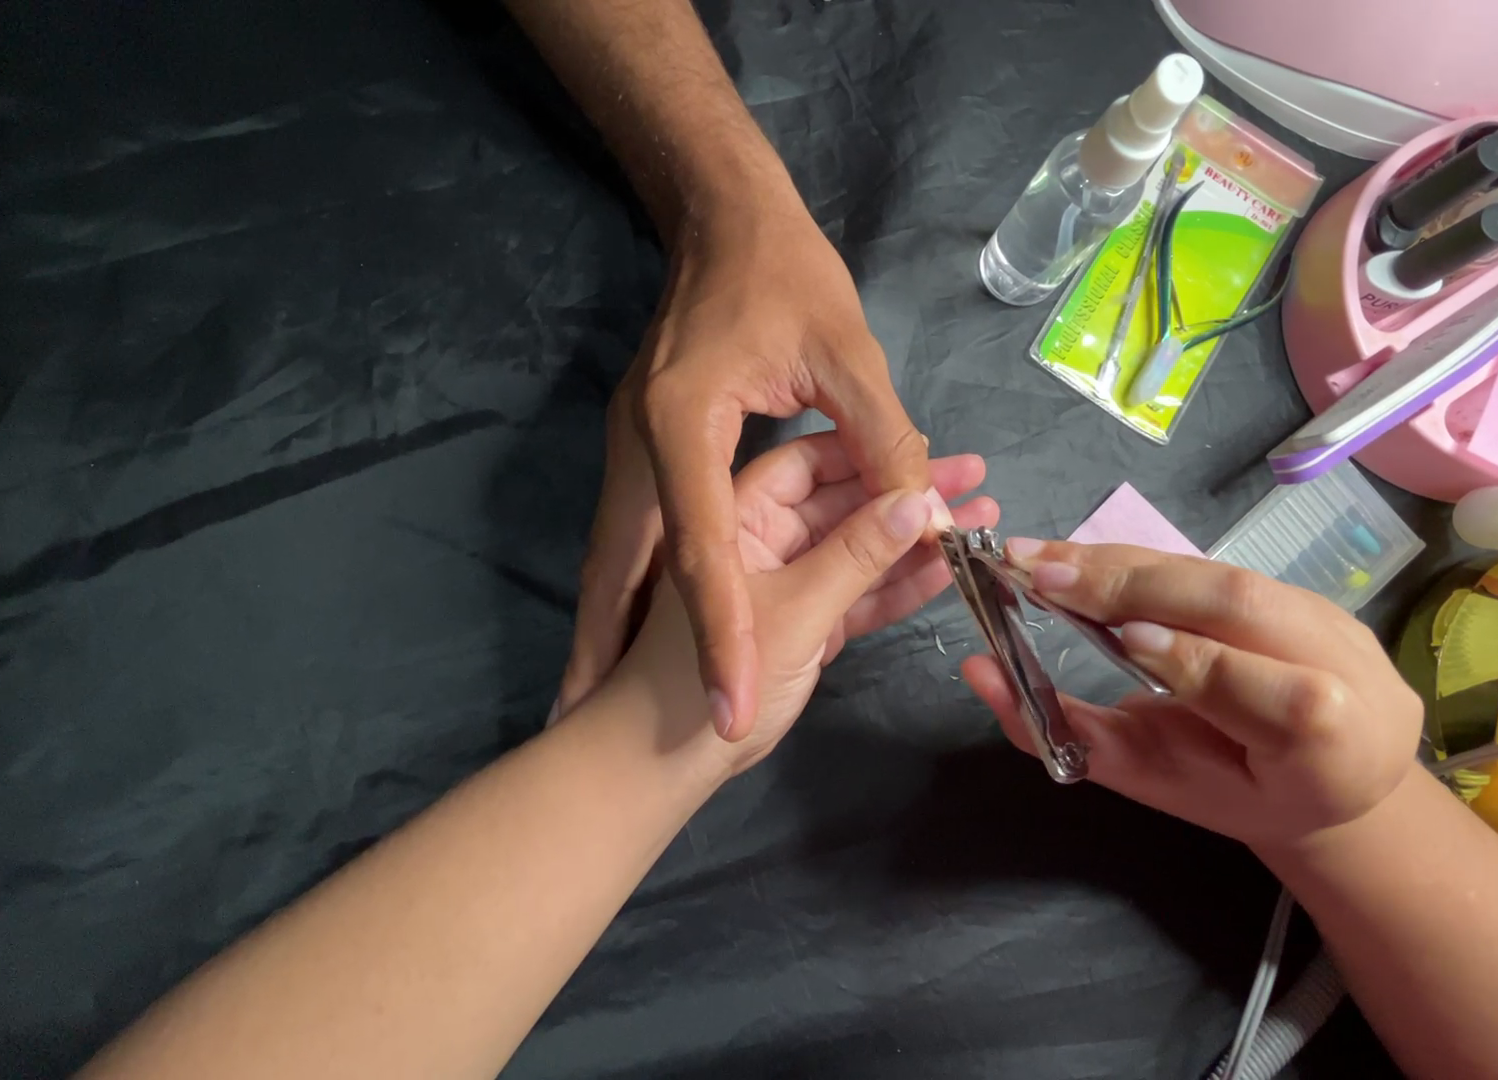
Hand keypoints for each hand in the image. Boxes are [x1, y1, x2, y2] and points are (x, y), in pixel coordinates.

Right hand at [559, 207, 948, 737]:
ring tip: (580, 695)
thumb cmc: (786, 275)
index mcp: (682, 425)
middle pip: (618, 566)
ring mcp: (631, 450)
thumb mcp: (847, 354)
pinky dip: (625, 585)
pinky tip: (617, 625)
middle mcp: (638, 449)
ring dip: (599, 623)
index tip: (730, 707)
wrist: (725, 219)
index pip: (702, 548)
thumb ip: (881, 441)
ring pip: (614, 555)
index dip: (720, 633)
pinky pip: (636, 534)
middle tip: (575, 723)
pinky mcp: (644, 452)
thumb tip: (922, 520)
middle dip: (598, 648)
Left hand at [610, 432, 996, 775]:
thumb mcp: (796, 606)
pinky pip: (860, 592)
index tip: (928, 446)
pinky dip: (900, 584)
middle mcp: (769, 536)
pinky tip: (949, 567)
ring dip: (916, 540)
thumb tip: (921, 501)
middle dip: (909, 495)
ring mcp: (793, 580)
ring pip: (862, 549)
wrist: (674, 756)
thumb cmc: (718, 667)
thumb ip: (858, 554)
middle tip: (976, 477)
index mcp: (743, 513)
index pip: (811, 463)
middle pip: (847, 504)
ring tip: (983, 516)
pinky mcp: (811, 620)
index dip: (869, 452)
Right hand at [962, 542, 1421, 850]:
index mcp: (1335, 748)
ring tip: (1038, 558)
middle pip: (1240, 604)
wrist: (1330, 772)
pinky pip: (1205, 565)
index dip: (1196, 661)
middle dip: (1131, 583)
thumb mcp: (1158, 784)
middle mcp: (1346, 665)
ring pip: (1218, 571)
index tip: (1118, 637)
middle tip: (1034, 572)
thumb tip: (983, 674)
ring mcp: (1327, 615)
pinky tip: (1079, 560)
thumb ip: (1075, 736)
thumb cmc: (1232, 792)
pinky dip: (1134, 560)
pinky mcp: (1298, 587)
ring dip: (1119, 561)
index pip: (1272, 695)